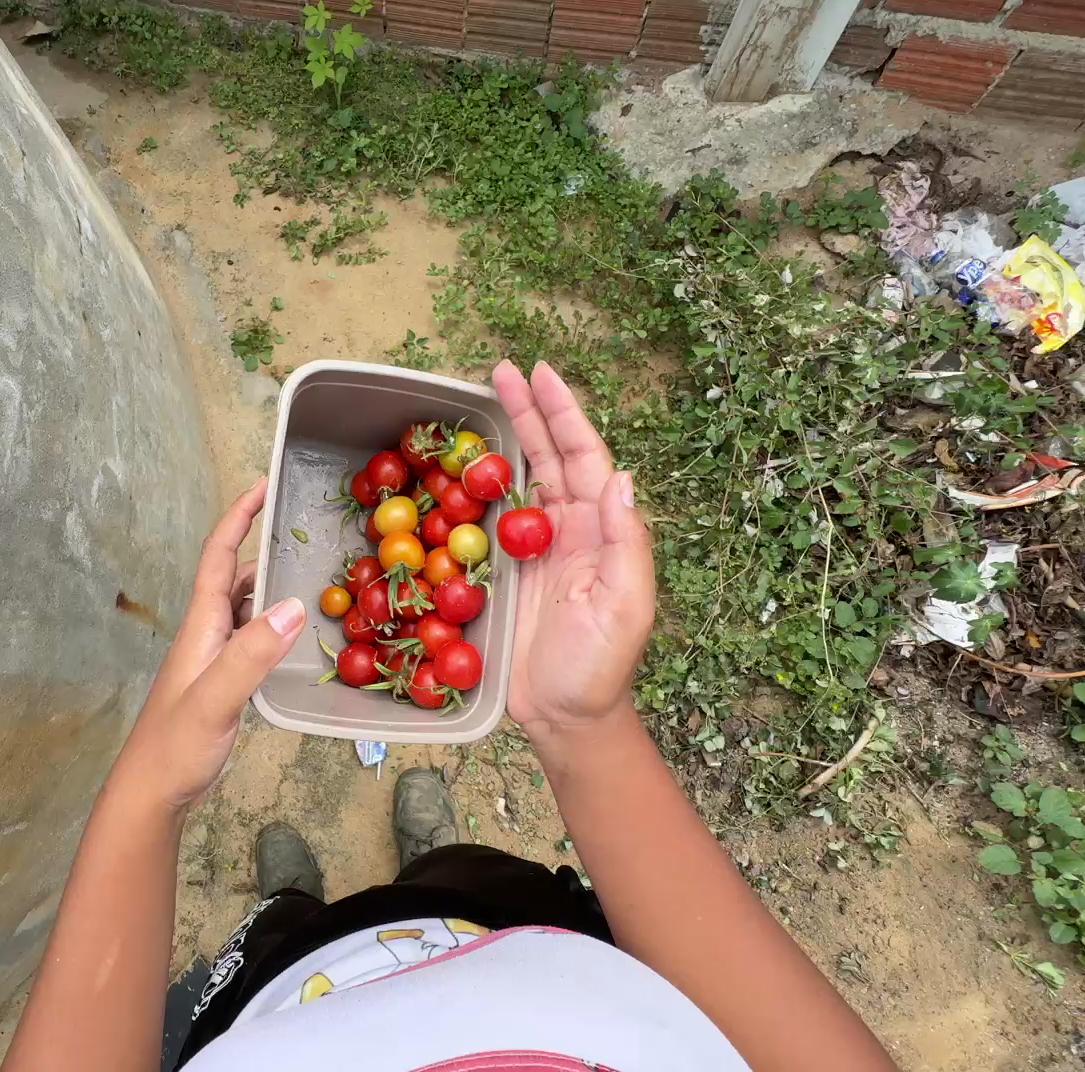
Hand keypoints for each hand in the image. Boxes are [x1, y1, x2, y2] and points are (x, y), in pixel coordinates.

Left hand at [111, 478, 305, 811]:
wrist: (152, 792)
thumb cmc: (176, 745)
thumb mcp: (215, 698)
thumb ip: (250, 654)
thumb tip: (292, 605)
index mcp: (202, 624)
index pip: (218, 555)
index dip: (238, 516)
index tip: (264, 484)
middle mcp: (207, 631)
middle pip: (234, 574)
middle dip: (263, 545)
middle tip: (305, 532)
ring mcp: (214, 656)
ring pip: (245, 605)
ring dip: (271, 584)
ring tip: (311, 575)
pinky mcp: (224, 679)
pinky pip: (253, 635)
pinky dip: (274, 622)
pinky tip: (297, 633)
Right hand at [490, 361, 655, 735]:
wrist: (562, 714)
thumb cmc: (599, 666)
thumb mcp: (626, 608)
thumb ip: (626, 544)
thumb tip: (622, 479)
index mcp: (600, 530)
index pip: (584, 458)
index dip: (563, 415)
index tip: (542, 375)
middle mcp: (566, 528)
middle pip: (548, 457)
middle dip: (528, 411)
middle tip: (502, 371)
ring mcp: (531, 547)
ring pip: (518, 479)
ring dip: (502, 437)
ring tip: (482, 399)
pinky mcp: (501, 568)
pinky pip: (486, 518)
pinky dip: (473, 486)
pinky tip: (457, 464)